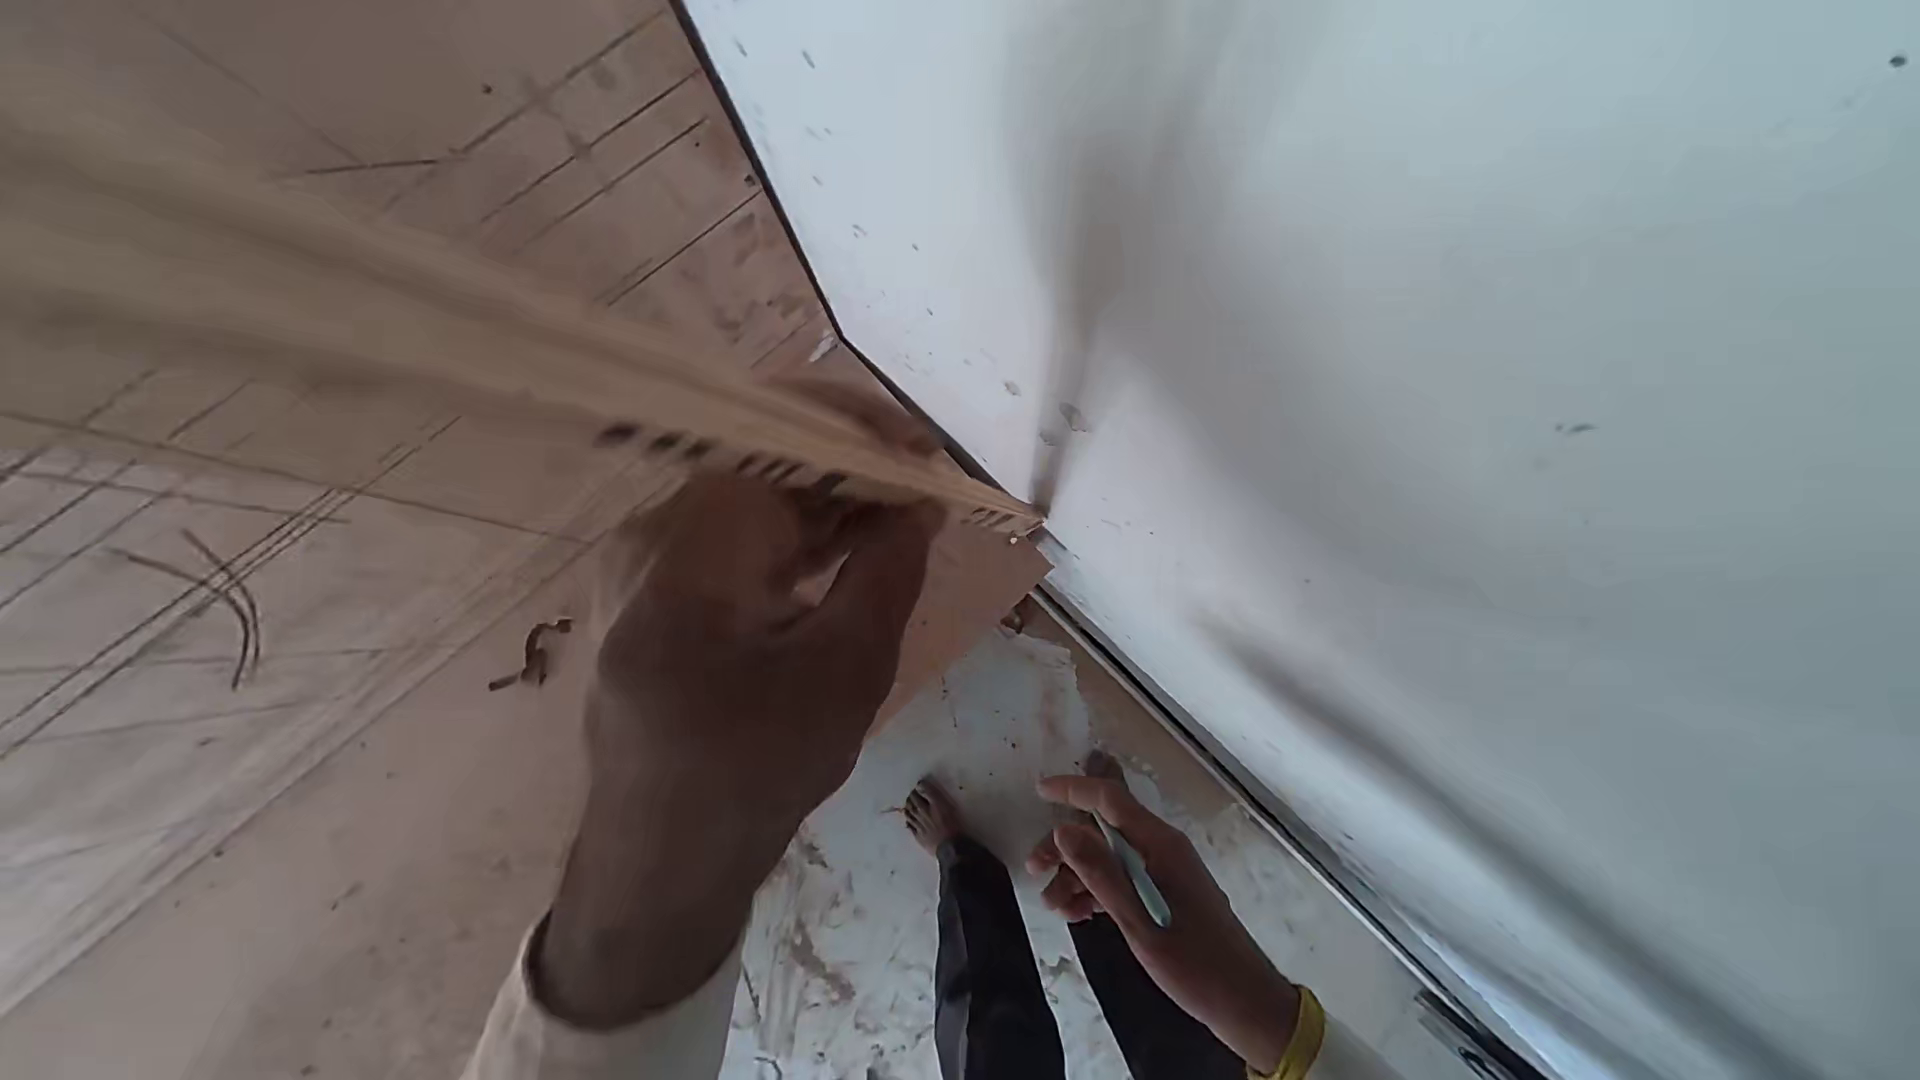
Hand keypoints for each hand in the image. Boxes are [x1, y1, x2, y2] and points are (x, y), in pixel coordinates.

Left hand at [538, 381, 944, 1027]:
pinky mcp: (665, 595)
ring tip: (903, 517)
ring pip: (757, 502)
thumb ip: (888, 574)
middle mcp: (656, 538)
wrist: (663, 865)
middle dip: (853, 469)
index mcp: (690, 547)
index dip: (857, 431)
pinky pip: (742, 542)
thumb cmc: (754, 775)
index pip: (776, 439)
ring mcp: (653, 566)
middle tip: (923, 489)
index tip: (922, 452)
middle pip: (764, 464)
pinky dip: (802, 540)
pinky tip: (853, 551)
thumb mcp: (846, 671)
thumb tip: (919, 507)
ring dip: (833, 505)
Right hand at [1028, 775, 1302, 1072]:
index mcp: (1159, 843)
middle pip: (1103, 828)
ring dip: (1076, 874)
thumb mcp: (1139, 923)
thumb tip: (1063, 830)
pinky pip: (1121, 877)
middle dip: (1065, 845)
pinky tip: (1077, 913)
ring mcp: (1162, 868)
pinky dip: (1095, 890)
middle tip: (1034, 868)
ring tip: (1053, 904)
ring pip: (1108, 855)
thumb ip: (1100, 874)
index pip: (1109, 798)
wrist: (1246, 1004)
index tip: (1040, 789)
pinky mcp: (1163, 890)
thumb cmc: (1194, 963)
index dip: (1072, 789)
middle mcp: (1160, 846)